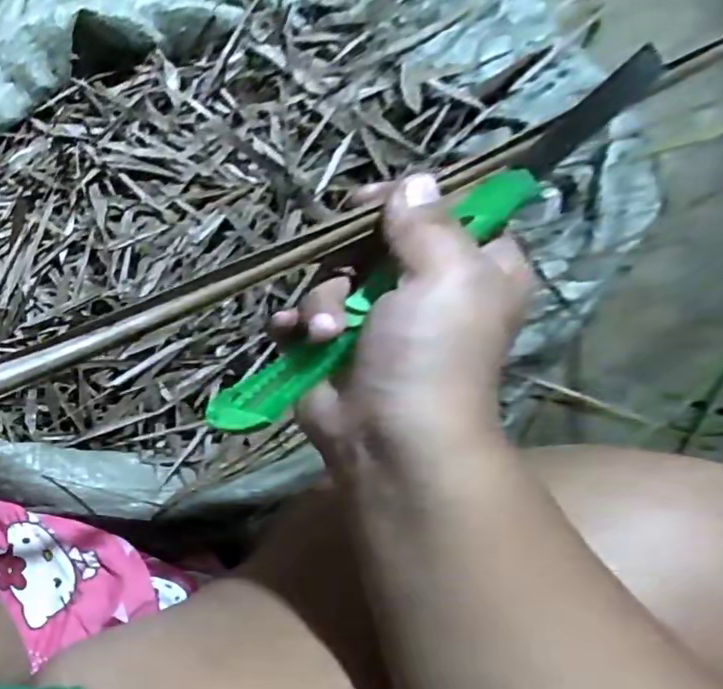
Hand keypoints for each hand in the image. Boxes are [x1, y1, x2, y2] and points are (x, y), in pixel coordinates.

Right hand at [271, 174, 536, 463]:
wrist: (383, 431)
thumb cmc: (429, 352)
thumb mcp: (445, 275)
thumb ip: (427, 225)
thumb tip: (413, 181)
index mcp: (472, 267)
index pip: (444, 214)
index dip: (406, 203)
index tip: (366, 203)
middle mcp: (420, 290)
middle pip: (373, 247)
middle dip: (347, 261)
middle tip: (343, 275)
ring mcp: (368, 322)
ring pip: (329, 283)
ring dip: (318, 302)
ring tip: (322, 333)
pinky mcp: (323, 349)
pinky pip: (298, 319)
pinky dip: (290, 324)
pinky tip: (290, 333)